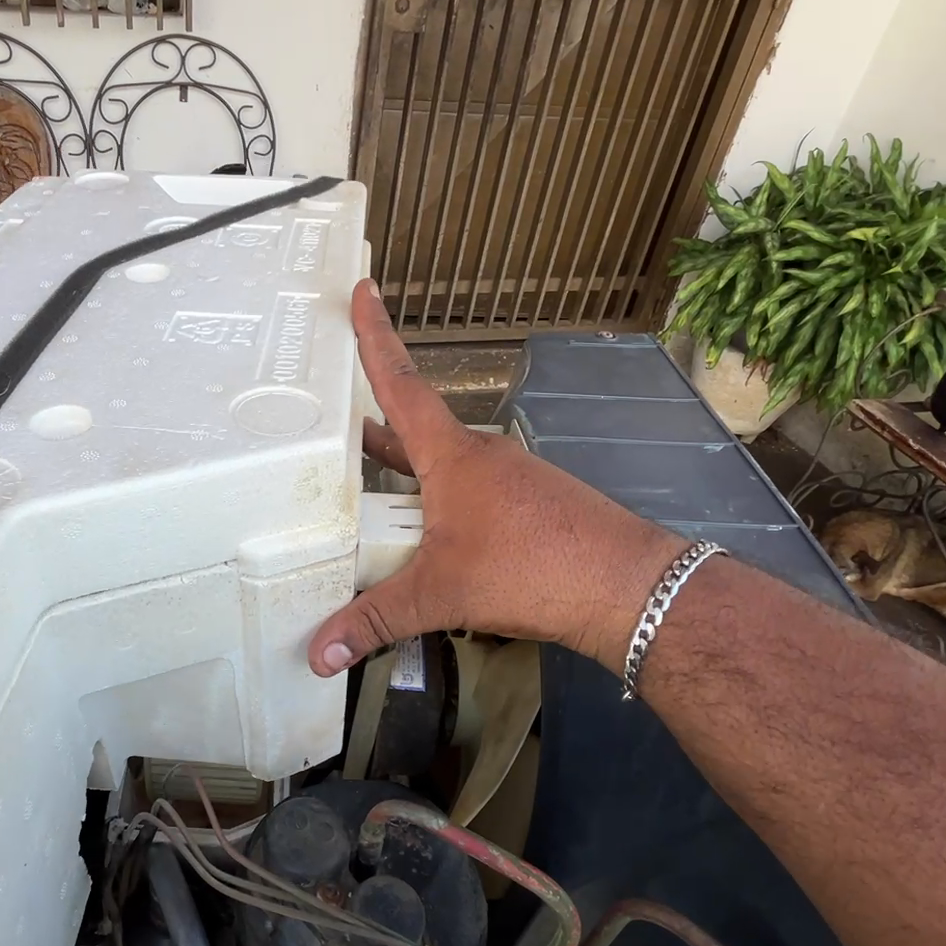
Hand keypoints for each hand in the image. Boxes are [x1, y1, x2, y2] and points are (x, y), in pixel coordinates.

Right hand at [307, 280, 684, 676]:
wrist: (627, 588)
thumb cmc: (529, 570)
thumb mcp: (441, 595)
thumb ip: (376, 620)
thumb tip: (318, 656)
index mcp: (452, 456)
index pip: (401, 384)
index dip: (376, 336)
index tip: (362, 289)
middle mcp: (480, 455)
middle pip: (414, 431)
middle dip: (373, 430)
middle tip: (333, 426)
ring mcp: (510, 479)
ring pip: (443, 467)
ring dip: (407, 473)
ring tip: (368, 490)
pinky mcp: (529, 505)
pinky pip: (470, 494)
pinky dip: (440, 502)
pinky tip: (430, 536)